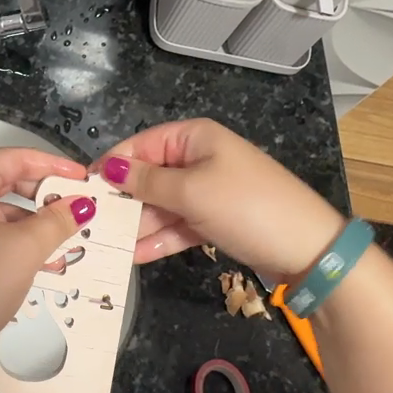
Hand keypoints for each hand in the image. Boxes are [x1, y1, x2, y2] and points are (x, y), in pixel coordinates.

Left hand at [0, 148, 96, 360]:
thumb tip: (82, 203)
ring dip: (33, 222)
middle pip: (7, 179)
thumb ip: (56, 221)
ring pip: (0, 208)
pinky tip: (40, 262)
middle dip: (44, 194)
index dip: (53, 164)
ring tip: (65, 241)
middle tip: (76, 206)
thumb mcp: (25, 249)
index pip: (16, 157)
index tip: (83, 177)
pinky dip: (15, 240)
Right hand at [93, 118, 345, 282]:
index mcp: (194, 137)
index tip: (83, 187)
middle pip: (150, 174)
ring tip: (108, 245)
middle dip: (123, 199)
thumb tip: (107, 168)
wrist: (309, 250)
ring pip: (162, 203)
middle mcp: (199, 157)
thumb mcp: (191, 191)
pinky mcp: (216, 220)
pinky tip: (135, 255)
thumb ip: (146, 181)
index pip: (142, 144)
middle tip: (93, 223)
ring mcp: (208, 190)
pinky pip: (179, 224)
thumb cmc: (246, 206)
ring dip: (139, 223)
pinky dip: (160, 237)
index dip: (113, 164)